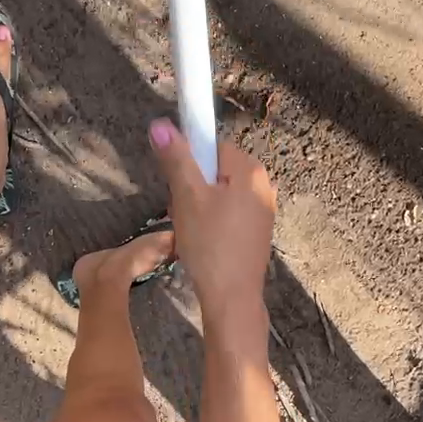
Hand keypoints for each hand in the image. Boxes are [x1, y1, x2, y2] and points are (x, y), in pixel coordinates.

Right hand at [148, 119, 276, 339]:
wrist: (231, 297)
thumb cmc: (210, 245)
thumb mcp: (187, 198)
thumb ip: (175, 159)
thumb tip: (159, 124)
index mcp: (250, 170)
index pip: (212, 146)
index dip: (189, 163)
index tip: (178, 187)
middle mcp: (263, 185)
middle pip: (215, 172)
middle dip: (192, 189)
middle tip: (180, 214)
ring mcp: (262, 212)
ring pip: (219, 196)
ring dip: (198, 209)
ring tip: (190, 233)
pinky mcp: (257, 234)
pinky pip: (227, 217)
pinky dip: (210, 225)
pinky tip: (201, 245)